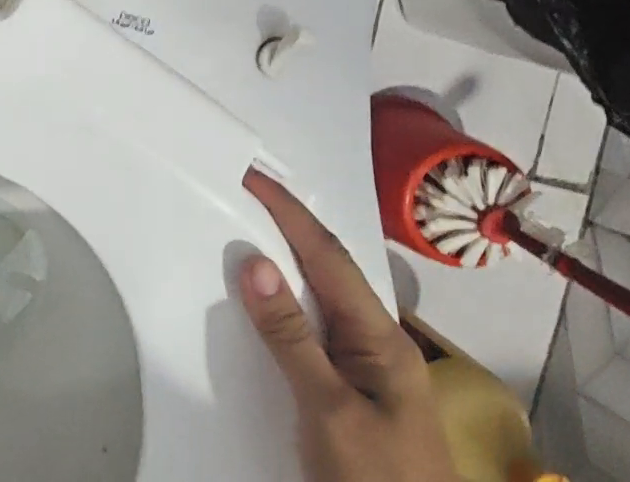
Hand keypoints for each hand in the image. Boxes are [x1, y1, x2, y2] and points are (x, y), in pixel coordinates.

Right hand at [239, 170, 458, 481]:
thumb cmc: (376, 478)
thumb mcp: (330, 410)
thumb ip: (292, 337)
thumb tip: (256, 262)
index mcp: (382, 341)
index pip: (330, 259)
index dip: (291, 214)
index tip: (252, 177)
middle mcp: (379, 345)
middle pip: (330, 271)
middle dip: (291, 228)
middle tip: (247, 196)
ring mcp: (368, 370)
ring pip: (323, 299)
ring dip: (287, 262)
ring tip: (250, 232)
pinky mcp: (352, 392)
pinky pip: (315, 329)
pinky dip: (286, 302)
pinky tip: (267, 303)